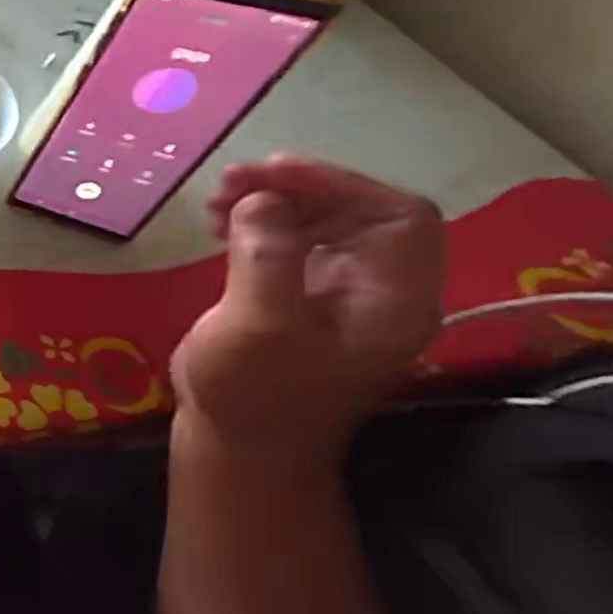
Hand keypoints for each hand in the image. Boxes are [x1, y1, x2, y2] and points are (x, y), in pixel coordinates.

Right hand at [171, 156, 444, 467]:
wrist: (237, 441)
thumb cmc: (251, 389)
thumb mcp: (258, 324)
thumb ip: (268, 257)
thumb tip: (261, 198)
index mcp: (393, 300)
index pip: (397, 216)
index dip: (338, 184)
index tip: (268, 172)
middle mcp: (379, 291)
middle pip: (357, 213)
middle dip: (294, 189)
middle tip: (227, 181)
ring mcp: (340, 294)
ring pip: (322, 223)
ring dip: (271, 202)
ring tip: (216, 199)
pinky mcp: (301, 297)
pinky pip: (293, 242)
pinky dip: (259, 223)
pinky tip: (222, 223)